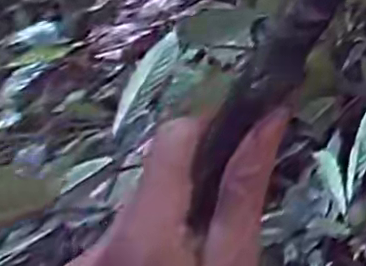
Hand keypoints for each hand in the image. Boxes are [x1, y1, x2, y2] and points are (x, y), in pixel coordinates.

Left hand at [68, 111, 288, 265]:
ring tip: (192, 256)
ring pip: (135, 217)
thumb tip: (271, 114)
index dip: (210, 121)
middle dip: (193, 184)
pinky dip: (143, 249)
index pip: (172, 137)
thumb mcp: (234, 262)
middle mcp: (93, 248)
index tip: (244, 120)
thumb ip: (245, 187)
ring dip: (167, 221)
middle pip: (153, 181)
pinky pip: (116, 247)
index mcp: (139, 234)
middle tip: (224, 216)